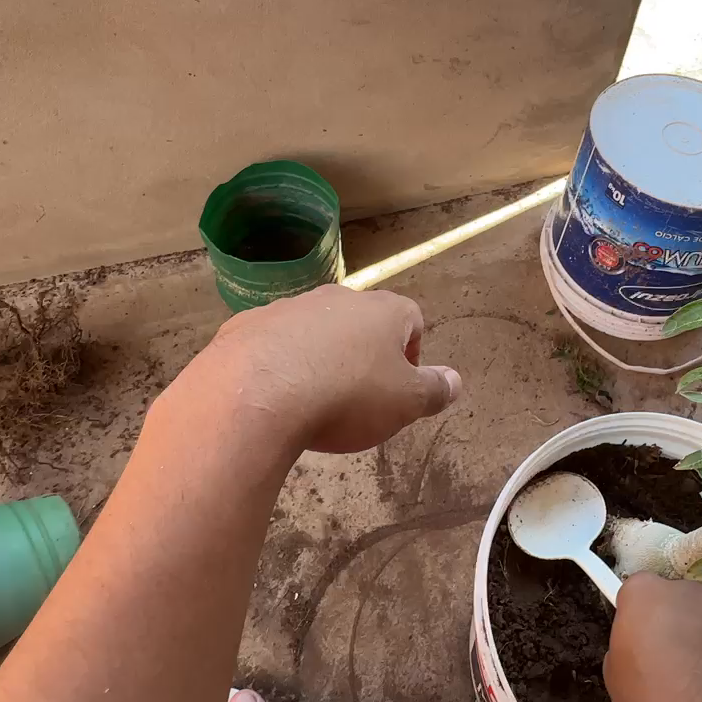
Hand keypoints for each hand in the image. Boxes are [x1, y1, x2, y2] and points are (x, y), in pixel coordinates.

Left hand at [171, 285, 461, 453]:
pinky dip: (277, 365)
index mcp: (383, 311)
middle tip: (360, 398)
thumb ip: (434, 390)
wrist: (255, 395)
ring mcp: (289, 308)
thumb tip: (455, 380)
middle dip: (364, 355)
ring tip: (313, 402)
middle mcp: (338, 298)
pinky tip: (272, 398)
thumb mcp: (405, 403)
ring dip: (320, 357)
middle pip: (362, 322)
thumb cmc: (347, 396)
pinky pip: (272, 343)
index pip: (412, 319)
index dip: (412, 353)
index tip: (401, 387)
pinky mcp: (246, 325)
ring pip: (315, 329)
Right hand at [605, 575, 701, 701]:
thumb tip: (639, 651)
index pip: (634, 593)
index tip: (637, 644)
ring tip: (698, 684)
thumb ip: (625, 649)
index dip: (635, 620)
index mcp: (644, 593)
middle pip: (673, 602)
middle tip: (665, 665)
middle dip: (670, 625)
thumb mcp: (616, 680)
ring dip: (701, 640)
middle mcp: (685, 591)